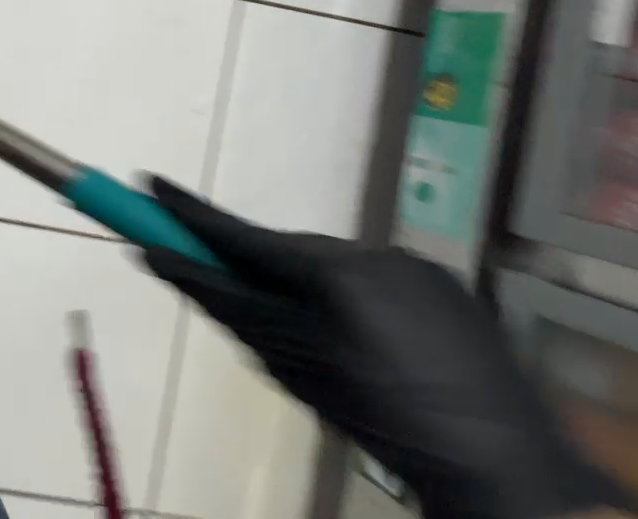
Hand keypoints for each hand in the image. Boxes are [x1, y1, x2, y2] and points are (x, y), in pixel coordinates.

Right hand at [144, 177, 629, 518]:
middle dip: (252, 264)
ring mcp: (415, 266)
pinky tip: (358, 339)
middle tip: (237, 298)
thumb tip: (154, 254)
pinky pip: (371, 277)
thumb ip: (216, 297)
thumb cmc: (369, 409)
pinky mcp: (447, 288)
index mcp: (328, 268)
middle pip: (283, 248)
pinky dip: (347, 296)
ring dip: (303, 284)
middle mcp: (369, 251)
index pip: (238, 232)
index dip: (187, 209)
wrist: (498, 466)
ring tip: (309, 335)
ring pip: (328, 263)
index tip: (148, 181)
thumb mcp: (280, 356)